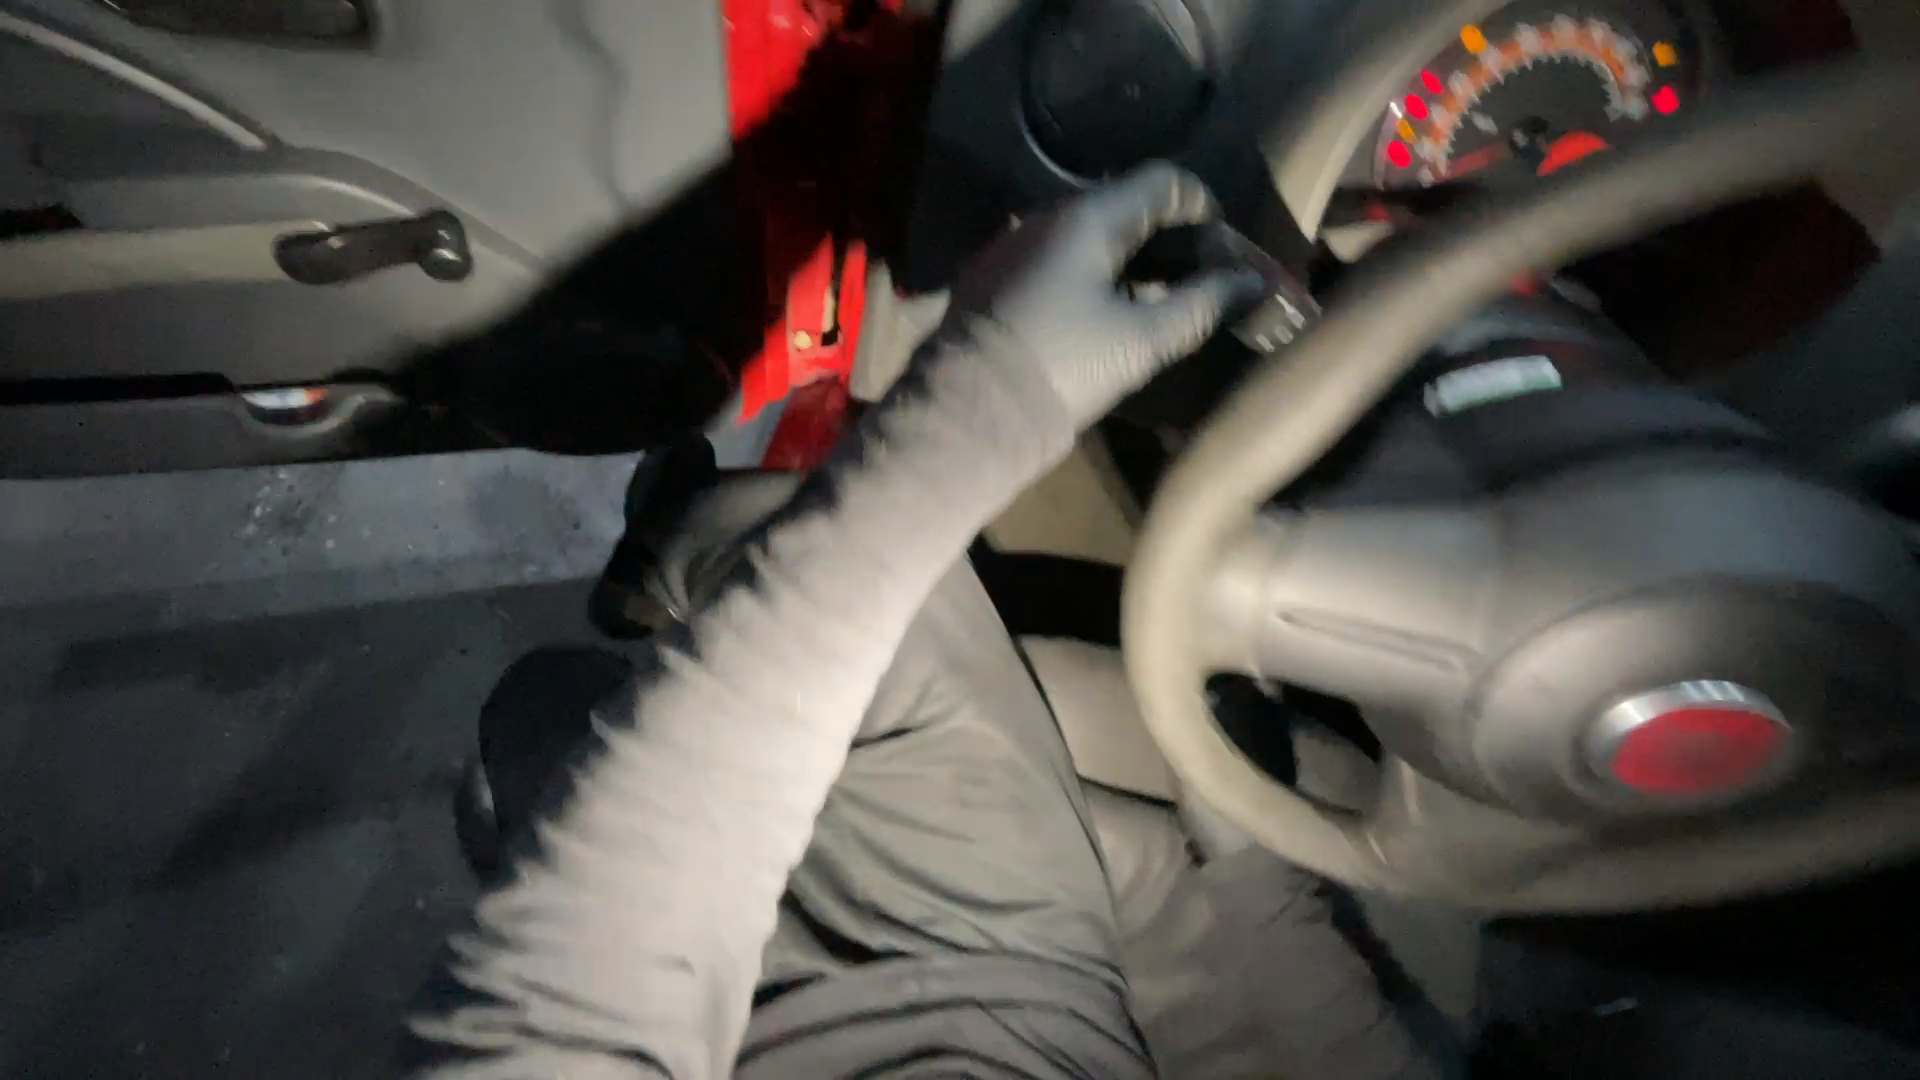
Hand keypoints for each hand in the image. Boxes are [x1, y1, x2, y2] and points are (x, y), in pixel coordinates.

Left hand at [947, 163, 1267, 428]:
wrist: (971, 411)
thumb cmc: (1065, 367)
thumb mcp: (1141, 341)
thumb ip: (1200, 305)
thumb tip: (1250, 283)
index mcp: (1086, 219)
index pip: (1162, 183)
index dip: (1203, 208)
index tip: (1223, 248)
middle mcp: (1044, 219)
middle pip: (1122, 210)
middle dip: (1167, 240)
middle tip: (1195, 280)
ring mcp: (1011, 248)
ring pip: (1084, 239)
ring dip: (1125, 262)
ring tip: (1151, 302)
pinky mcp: (989, 282)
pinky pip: (1051, 263)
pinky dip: (1085, 278)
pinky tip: (1096, 315)